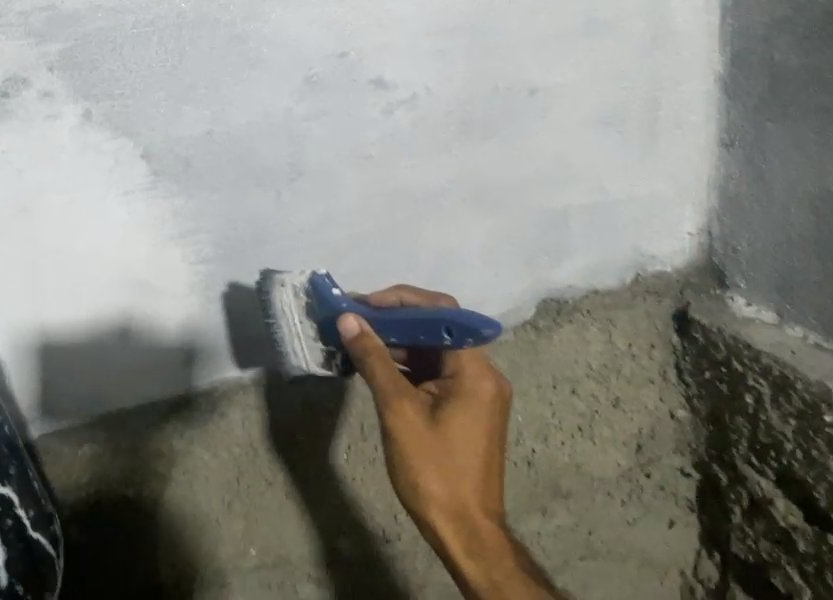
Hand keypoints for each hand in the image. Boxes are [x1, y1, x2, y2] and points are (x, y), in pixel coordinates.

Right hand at [340, 286, 553, 597]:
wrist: (464, 532)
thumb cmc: (433, 470)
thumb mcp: (397, 410)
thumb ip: (374, 359)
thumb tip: (348, 319)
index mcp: (475, 369)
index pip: (442, 311)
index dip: (401, 300)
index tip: (363, 303)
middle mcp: (483, 373)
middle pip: (439, 328)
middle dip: (395, 319)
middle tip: (354, 317)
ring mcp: (477, 392)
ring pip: (435, 350)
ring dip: (399, 342)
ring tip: (357, 337)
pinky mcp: (467, 408)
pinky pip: (436, 372)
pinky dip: (408, 365)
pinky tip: (376, 365)